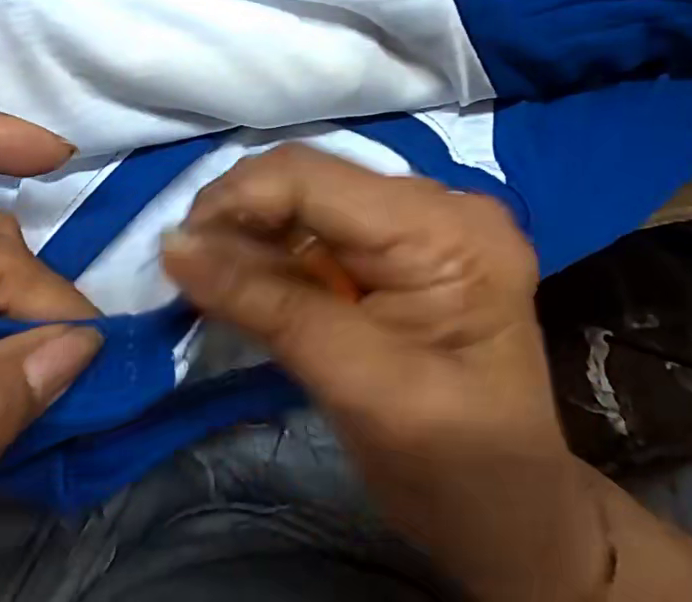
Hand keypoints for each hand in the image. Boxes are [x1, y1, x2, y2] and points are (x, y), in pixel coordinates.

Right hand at [161, 144, 610, 601]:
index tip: (179, 249)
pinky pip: (335, 227)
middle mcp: (447, 205)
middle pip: (318, 181)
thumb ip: (271, 308)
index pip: (320, 179)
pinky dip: (290, 251)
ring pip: (319, 200)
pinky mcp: (419, 244)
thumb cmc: (454, 469)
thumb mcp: (360, 389)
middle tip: (194, 269)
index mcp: (450, 232)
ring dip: (262, 235)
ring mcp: (436, 221)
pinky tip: (263, 282)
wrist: (515, 511)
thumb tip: (176, 247)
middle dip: (246, 217)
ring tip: (222, 279)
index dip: (239, 199)